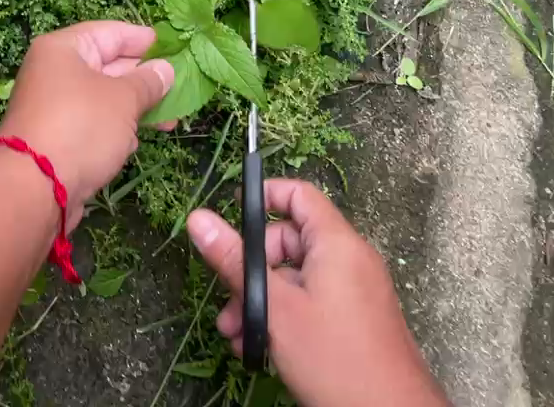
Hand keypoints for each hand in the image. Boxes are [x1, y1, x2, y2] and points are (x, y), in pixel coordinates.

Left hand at [0, 21, 172, 227]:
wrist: (34, 188)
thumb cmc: (80, 127)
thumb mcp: (122, 99)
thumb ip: (147, 82)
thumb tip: (165, 69)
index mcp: (63, 49)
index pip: (110, 33)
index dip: (143, 39)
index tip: (174, 47)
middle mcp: (55, 71)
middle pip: (108, 65)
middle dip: (144, 78)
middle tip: (180, 87)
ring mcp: (54, 105)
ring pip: (103, 98)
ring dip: (135, 107)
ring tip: (169, 120)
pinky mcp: (57, 137)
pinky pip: (93, 123)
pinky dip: (115, 129)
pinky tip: (135, 141)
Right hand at [189, 180, 446, 406]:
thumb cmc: (334, 358)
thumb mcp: (274, 307)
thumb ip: (234, 260)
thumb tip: (198, 218)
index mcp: (337, 243)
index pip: (298, 195)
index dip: (264, 196)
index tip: (231, 215)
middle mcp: (350, 260)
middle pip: (290, 240)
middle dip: (252, 266)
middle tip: (228, 297)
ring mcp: (355, 292)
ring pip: (296, 277)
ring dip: (261, 299)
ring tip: (236, 332)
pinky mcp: (355, 322)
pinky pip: (311, 301)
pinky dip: (284, 315)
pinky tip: (260, 346)